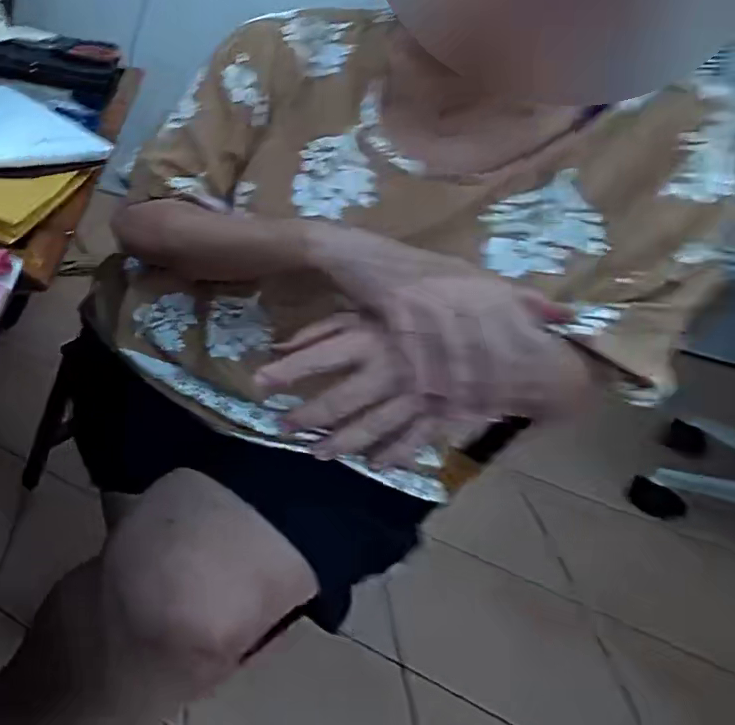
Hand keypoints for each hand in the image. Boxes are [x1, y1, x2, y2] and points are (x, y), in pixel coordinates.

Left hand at [255, 313, 454, 468]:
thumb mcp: (371, 310)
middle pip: (342, 400)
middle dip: (309, 416)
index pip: (316, 358)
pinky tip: (376, 465)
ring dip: (343, 442)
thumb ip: (324, 328)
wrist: (518, 334)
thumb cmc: (434, 313)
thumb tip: (279, 343)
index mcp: (371, 340)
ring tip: (317, 452)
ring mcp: (422, 398)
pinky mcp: (448, 415)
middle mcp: (392, 372)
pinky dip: (396, 454)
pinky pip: (417, 439)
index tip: (258, 383)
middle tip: (281, 425)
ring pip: (374, 426)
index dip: (285, 372)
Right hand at [303, 226, 574, 414]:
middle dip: (495, 384)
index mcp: (490, 289)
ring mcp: (431, 299)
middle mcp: (467, 294)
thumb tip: (567, 317)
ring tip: (464, 411)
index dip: (528, 370)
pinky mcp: (397, 305)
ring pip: (456, 351)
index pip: (523, 336)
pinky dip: (424, 371)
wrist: (354, 251)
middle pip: (491, 349)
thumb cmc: (410, 266)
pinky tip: (427, 392)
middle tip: (495, 413)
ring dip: (461, 384)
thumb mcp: (466, 274)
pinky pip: (416, 345)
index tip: (534, 399)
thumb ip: (514, 297)